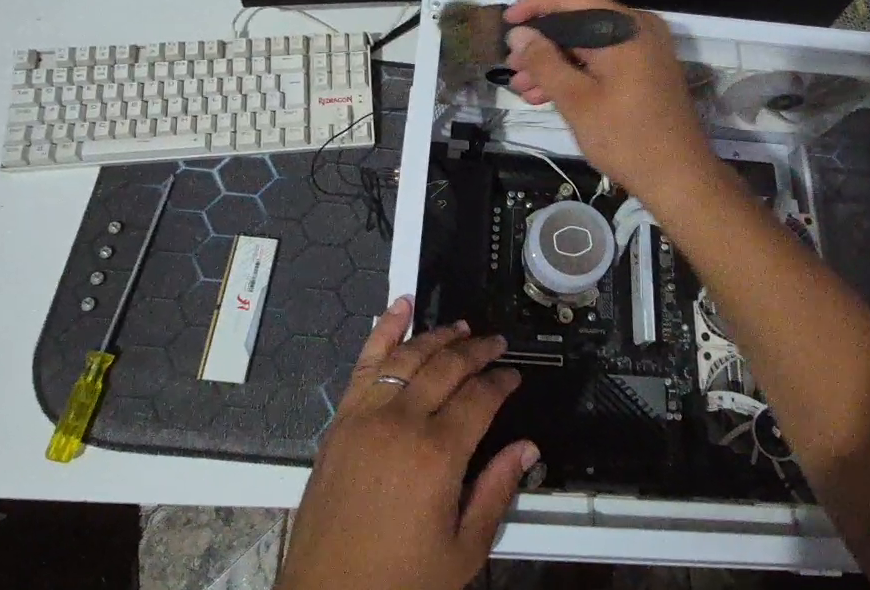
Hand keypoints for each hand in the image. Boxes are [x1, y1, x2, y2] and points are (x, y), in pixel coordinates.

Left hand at [278, 296, 539, 589]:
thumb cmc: (401, 581)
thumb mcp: (463, 550)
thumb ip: (496, 492)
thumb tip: (527, 448)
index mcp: (437, 455)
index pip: (480, 399)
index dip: (502, 383)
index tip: (514, 376)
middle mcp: (402, 422)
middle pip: (447, 368)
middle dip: (477, 351)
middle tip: (496, 343)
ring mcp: (366, 416)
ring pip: (408, 356)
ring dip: (438, 336)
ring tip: (461, 328)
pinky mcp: (341, 420)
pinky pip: (365, 363)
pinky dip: (383, 331)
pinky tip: (398, 308)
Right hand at [504, 0, 721, 203]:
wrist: (680, 178)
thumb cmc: (627, 138)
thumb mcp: (576, 100)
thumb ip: (544, 62)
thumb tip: (519, 33)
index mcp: (624, 27)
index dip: (534, 5)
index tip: (506, 22)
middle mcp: (638, 28)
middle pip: (579, 19)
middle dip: (542, 42)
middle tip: (512, 67)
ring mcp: (645, 49)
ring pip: (588, 43)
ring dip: (554, 62)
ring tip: (523, 87)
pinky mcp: (646, 70)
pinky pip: (603, 59)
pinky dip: (576, 72)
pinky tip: (548, 94)